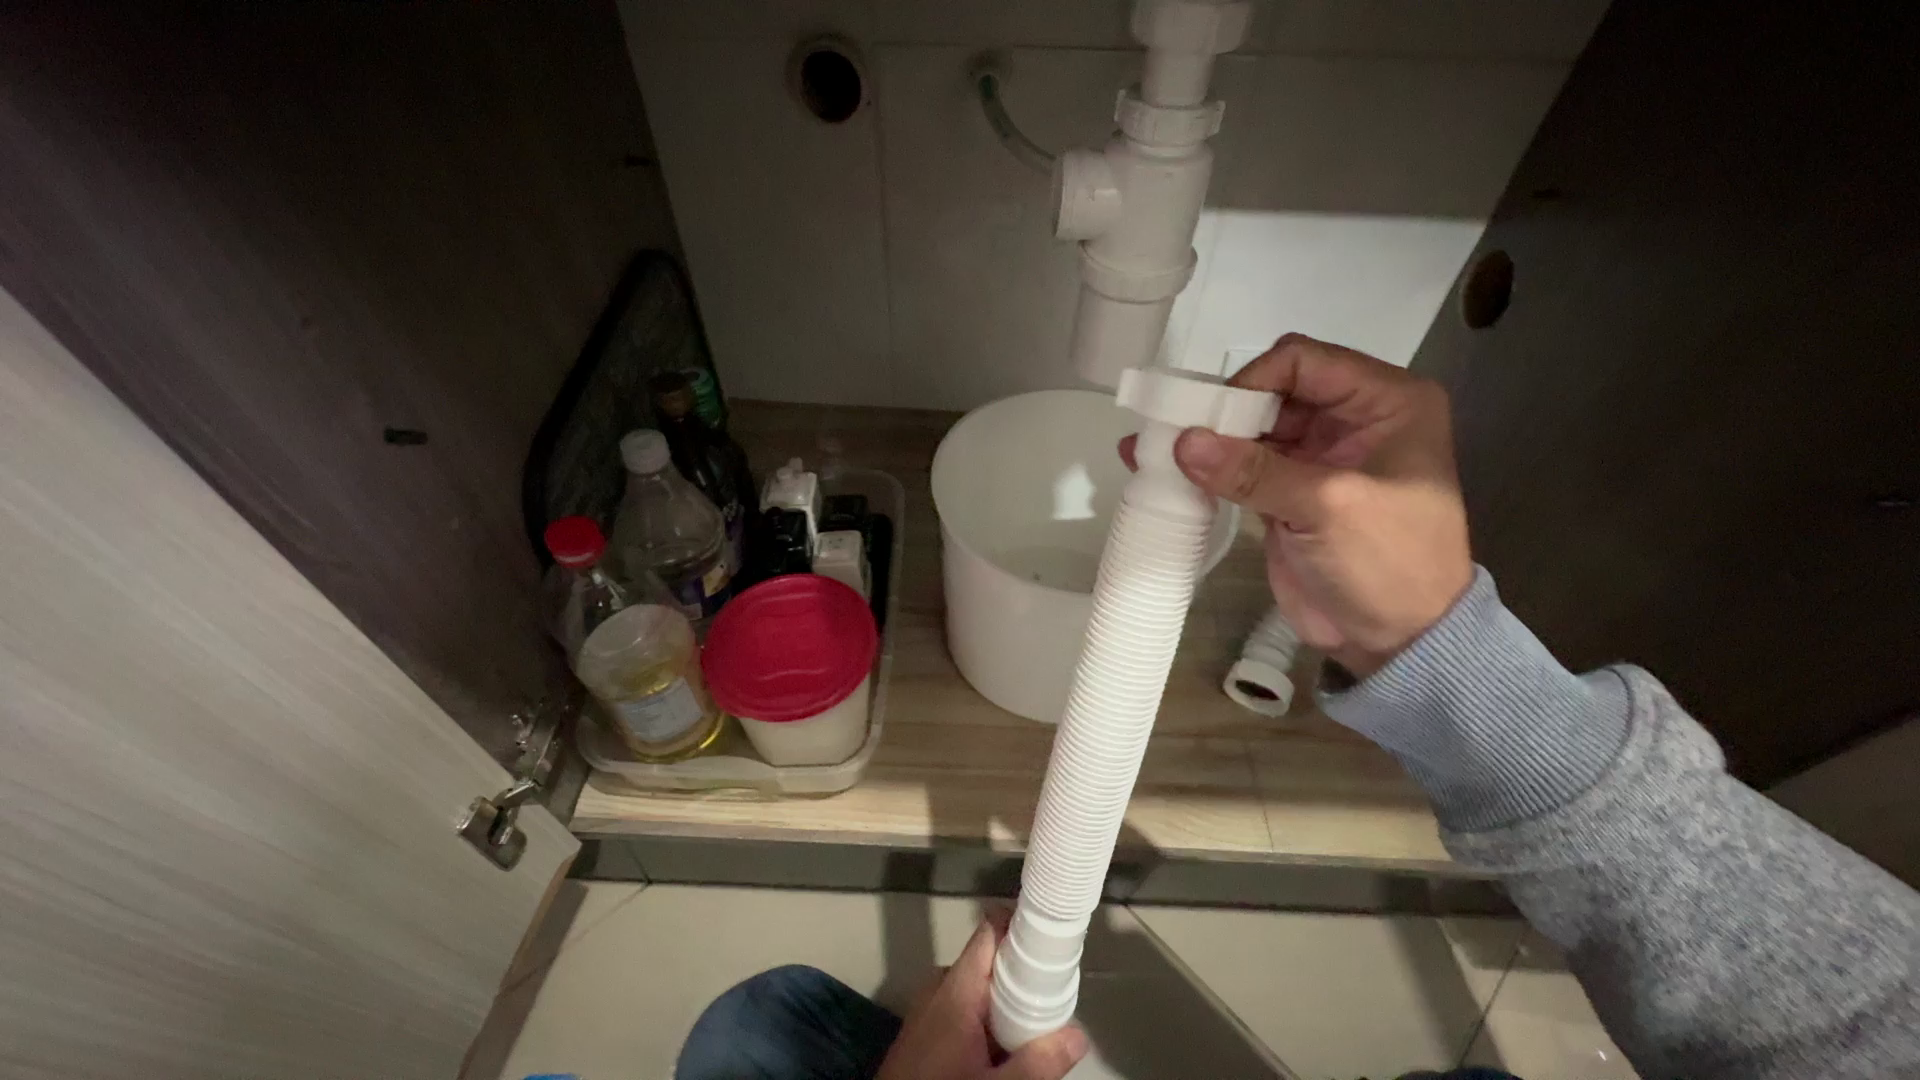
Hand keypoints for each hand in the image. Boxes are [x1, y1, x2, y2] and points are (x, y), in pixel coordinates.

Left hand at [877, 910, 1089, 1079]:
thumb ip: (1037, 1063)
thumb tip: (1080, 1035)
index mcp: (956, 988)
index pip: (989, 931)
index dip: (1020, 924)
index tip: (1051, 933)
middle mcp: (940, 987)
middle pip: (989, 962)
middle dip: (1021, 975)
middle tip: (1055, 994)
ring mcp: (928, 1007)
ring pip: (977, 988)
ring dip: (1004, 1001)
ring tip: (1036, 1022)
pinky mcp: (924, 1029)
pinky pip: (963, 1007)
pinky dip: (986, 1016)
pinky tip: (1003, 1045)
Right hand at [1122, 334, 1472, 676]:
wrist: (1397, 641)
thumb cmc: (1387, 562)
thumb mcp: (1327, 507)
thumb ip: (1255, 471)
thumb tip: (1182, 442)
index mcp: (1384, 403)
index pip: (1303, 362)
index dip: (1252, 381)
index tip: (1210, 418)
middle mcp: (1349, 419)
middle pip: (1270, 392)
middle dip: (1220, 410)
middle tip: (1169, 429)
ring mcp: (1314, 457)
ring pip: (1248, 429)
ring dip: (1204, 438)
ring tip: (1148, 447)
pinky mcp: (1284, 494)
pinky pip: (1238, 467)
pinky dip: (1205, 469)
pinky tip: (1161, 470)